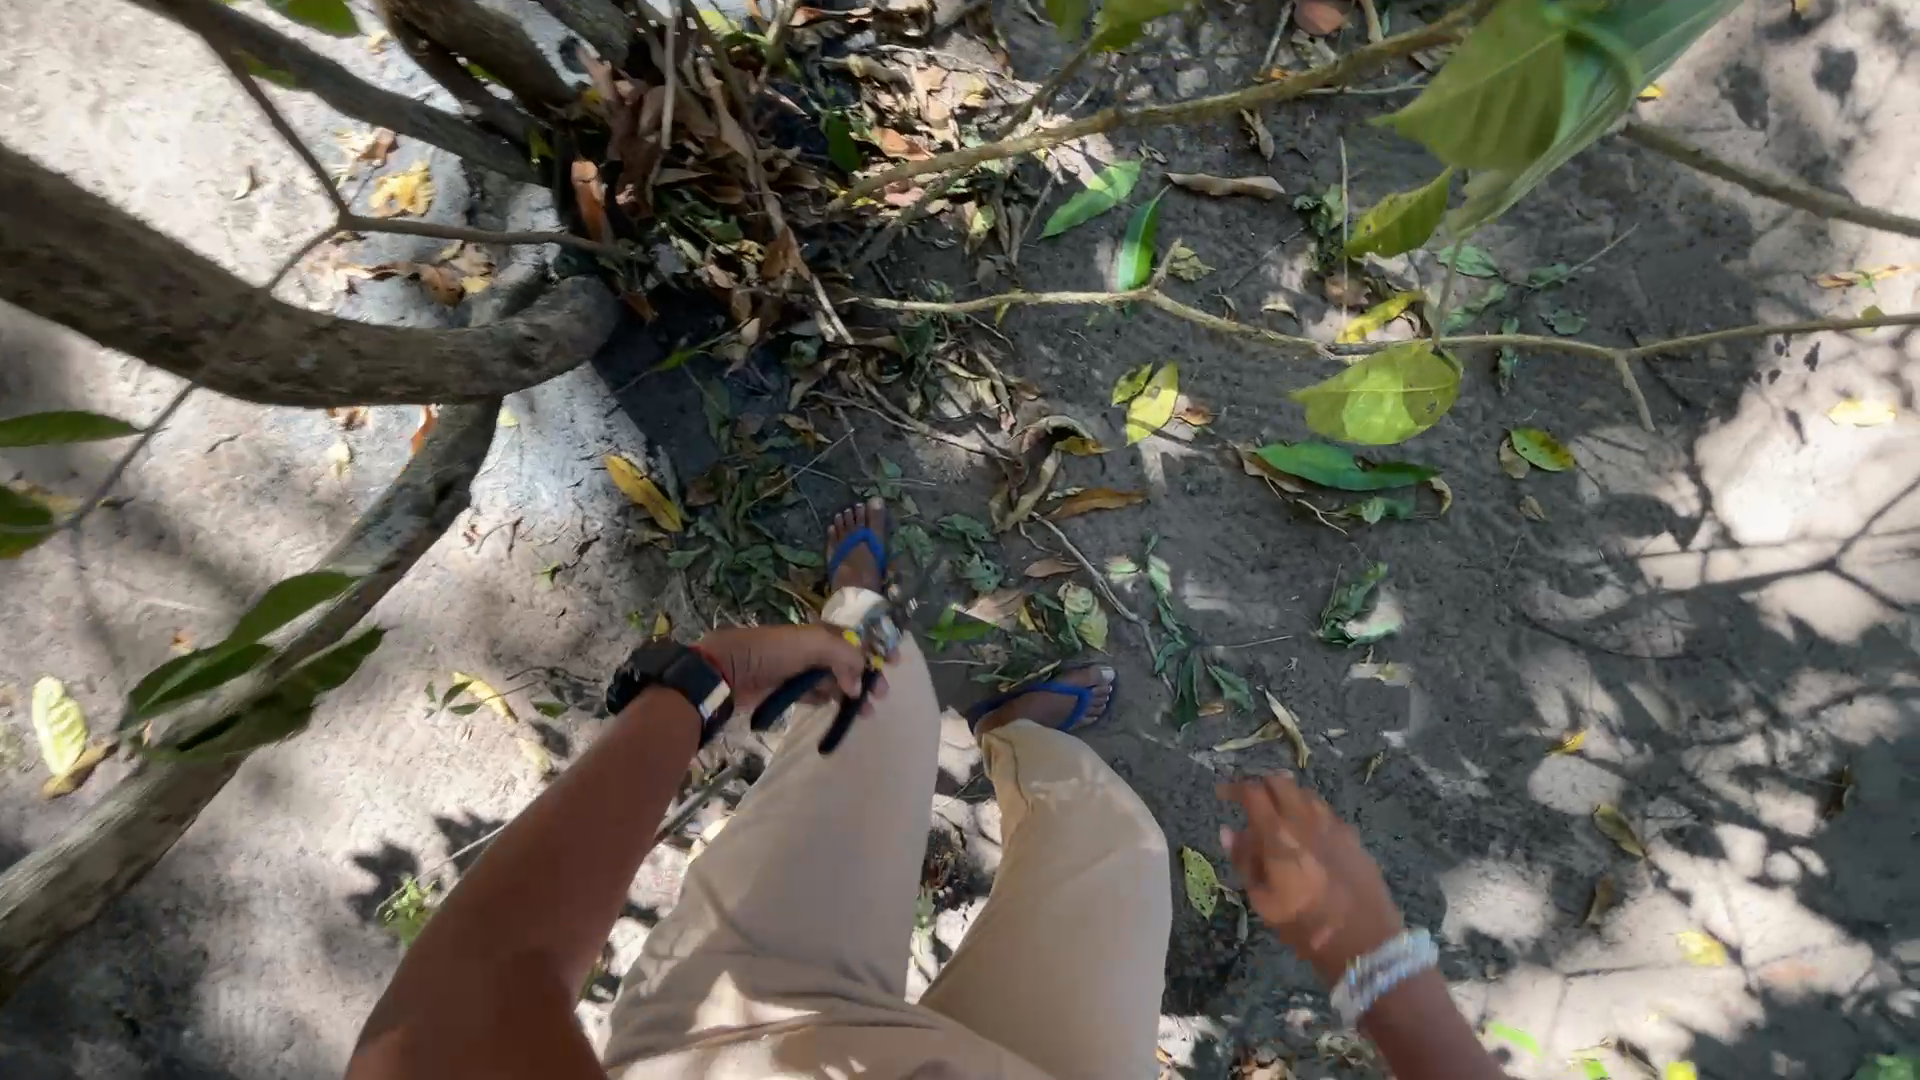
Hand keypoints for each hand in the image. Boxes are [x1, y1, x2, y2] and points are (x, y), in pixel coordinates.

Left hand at [695, 624, 885, 713]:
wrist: (728, 670)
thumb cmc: (772, 650)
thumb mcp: (813, 643)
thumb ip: (844, 656)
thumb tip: (859, 681)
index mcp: (822, 631)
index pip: (857, 637)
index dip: (877, 647)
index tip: (895, 662)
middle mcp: (814, 648)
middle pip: (850, 662)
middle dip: (868, 676)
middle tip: (880, 694)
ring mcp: (802, 670)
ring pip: (836, 681)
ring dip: (852, 694)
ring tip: (865, 712)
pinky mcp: (791, 690)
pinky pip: (818, 696)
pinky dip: (831, 702)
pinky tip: (841, 711)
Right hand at [1218, 774, 1403, 982]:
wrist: (1365, 942)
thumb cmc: (1305, 924)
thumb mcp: (1262, 899)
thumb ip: (1243, 860)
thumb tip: (1228, 831)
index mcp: (1277, 833)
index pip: (1251, 791)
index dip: (1233, 788)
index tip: (1222, 795)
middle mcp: (1305, 820)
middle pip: (1280, 781)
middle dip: (1260, 784)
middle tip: (1251, 800)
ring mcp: (1333, 825)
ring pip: (1305, 793)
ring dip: (1287, 795)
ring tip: (1280, 812)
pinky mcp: (1353, 837)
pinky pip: (1327, 812)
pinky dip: (1311, 812)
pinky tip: (1310, 831)